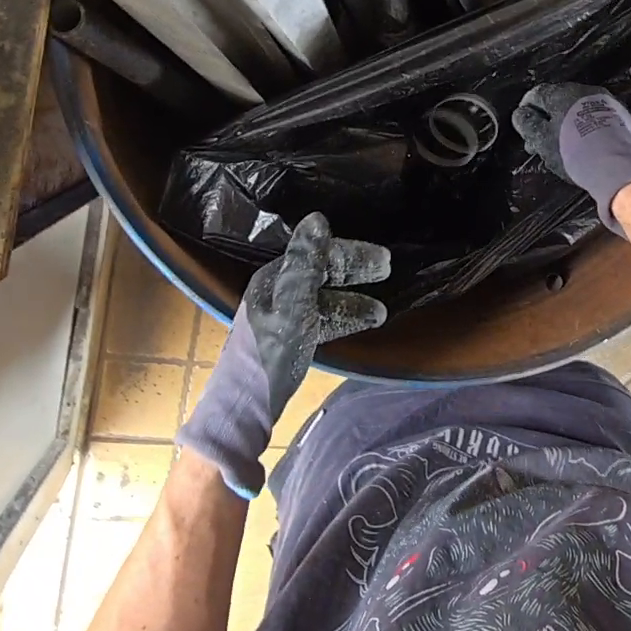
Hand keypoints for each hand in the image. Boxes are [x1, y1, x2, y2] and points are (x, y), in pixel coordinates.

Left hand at [176, 212, 389, 498]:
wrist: (244, 410)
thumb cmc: (269, 358)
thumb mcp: (292, 308)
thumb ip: (306, 265)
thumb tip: (317, 219)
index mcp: (274, 280)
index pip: (318, 255)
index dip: (351, 254)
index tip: (383, 260)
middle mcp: (277, 293)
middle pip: (322, 273)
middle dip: (355, 272)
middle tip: (387, 271)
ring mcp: (283, 317)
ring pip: (325, 298)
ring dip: (353, 299)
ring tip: (382, 311)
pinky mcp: (289, 339)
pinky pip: (322, 318)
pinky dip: (343, 318)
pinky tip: (361, 324)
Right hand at [512, 82, 630, 234]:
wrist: (620, 167)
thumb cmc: (576, 153)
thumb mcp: (542, 140)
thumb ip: (527, 124)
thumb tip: (521, 114)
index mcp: (563, 93)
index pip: (537, 94)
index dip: (526, 110)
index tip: (523, 124)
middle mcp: (587, 92)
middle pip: (560, 103)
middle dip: (548, 121)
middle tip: (540, 144)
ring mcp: (609, 104)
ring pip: (581, 112)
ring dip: (569, 126)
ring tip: (564, 150)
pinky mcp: (625, 119)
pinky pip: (600, 122)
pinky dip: (590, 132)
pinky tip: (587, 150)